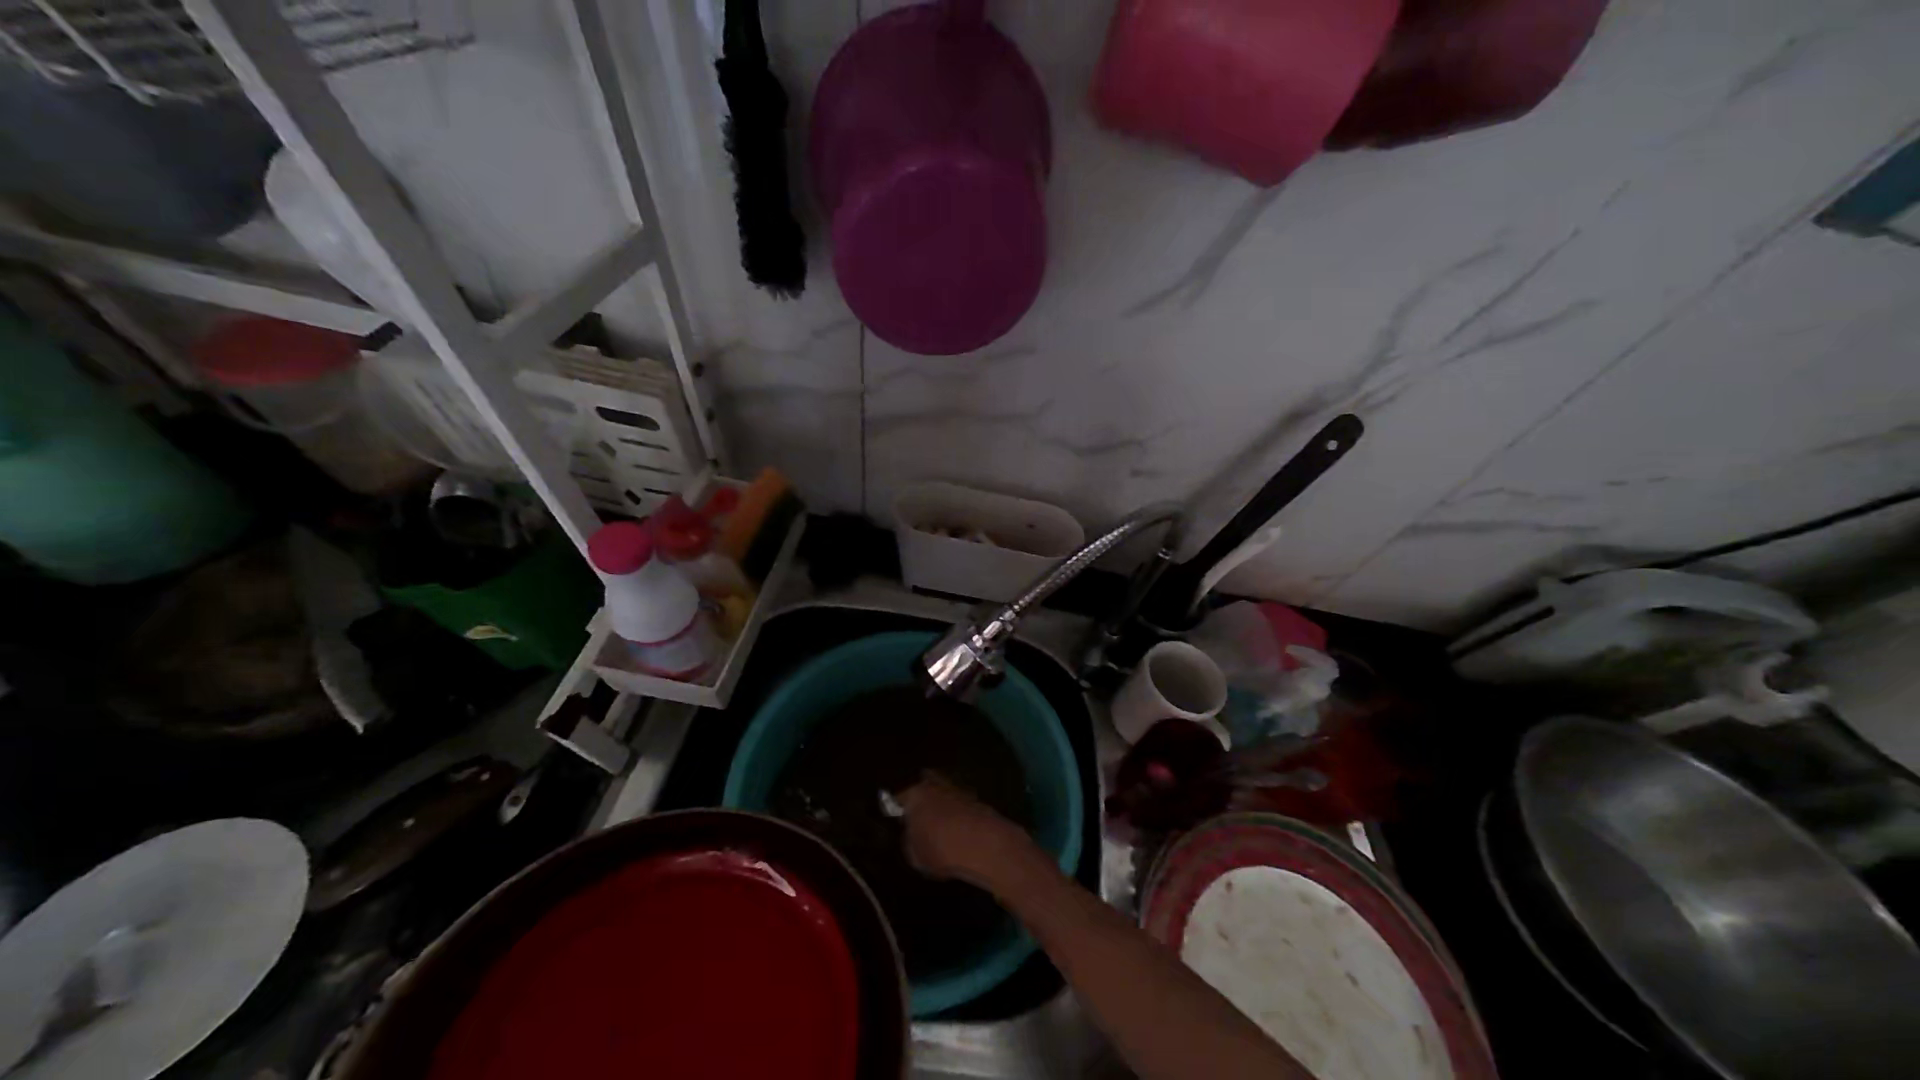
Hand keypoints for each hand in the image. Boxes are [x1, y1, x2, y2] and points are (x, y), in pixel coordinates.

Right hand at [896, 773, 1039, 888]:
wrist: (985, 845)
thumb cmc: (941, 849)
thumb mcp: (915, 855)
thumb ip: (910, 841)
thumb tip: (913, 835)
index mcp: (915, 794)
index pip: (899, 798)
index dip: (897, 809)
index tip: (898, 818)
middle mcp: (936, 785)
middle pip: (925, 786)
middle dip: (922, 798)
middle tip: (921, 816)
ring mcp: (960, 789)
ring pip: (946, 793)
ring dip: (944, 804)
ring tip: (943, 824)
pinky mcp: (980, 799)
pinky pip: (962, 804)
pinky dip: (960, 813)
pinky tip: (960, 828)